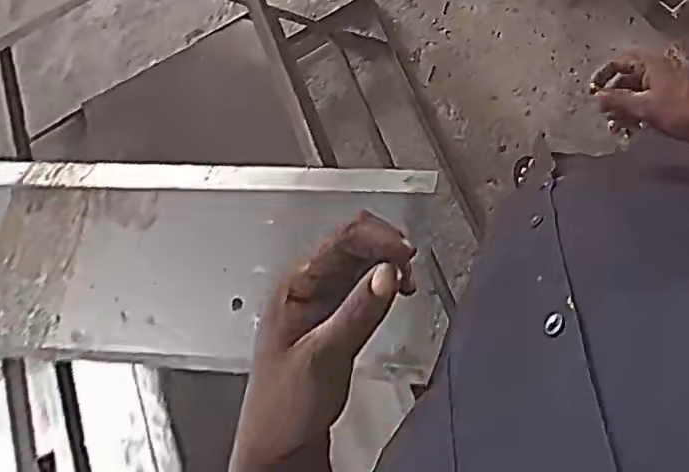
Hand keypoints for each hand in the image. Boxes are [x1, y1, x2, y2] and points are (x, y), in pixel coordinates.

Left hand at [232, 212, 416, 470]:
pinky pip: (370, 277)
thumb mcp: (321, 359)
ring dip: (391, 259)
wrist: (279, 451)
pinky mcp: (341, 310)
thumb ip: (355, 313)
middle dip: (387, 244)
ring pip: (366, 255)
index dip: (378, 238)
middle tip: (410, 262)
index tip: (404, 253)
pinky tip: (399, 287)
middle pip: (356, 239)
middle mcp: (310, 283)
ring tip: (408, 276)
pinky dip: (390, 276)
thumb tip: (386, 273)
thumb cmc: (282, 411)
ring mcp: (326, 295)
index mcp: (295, 284)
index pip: (343, 238)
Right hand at [591, 47, 688, 150]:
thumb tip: (596, 98)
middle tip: (603, 113)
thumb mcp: (645, 107)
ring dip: (625, 108)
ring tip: (615, 127)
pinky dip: (638, 113)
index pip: (621, 62)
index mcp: (652, 64)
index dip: (604, 75)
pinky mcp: (674, 100)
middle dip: (614, 96)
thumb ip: (618, 101)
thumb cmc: (680, 112)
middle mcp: (658, 69)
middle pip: (628, 78)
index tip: (593, 90)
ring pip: (638, 93)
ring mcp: (667, 84)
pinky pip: (649, 102)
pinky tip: (632, 129)